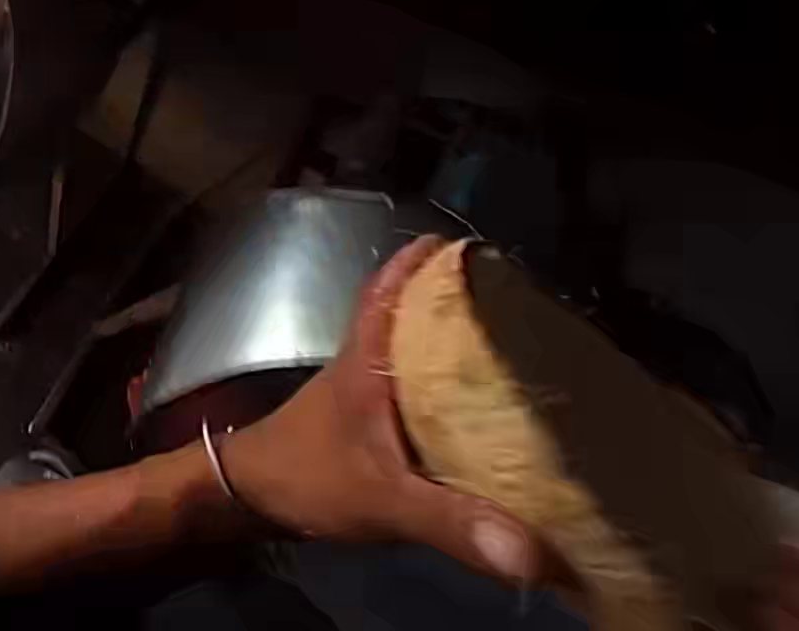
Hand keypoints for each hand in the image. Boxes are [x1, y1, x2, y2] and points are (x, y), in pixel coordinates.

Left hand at [219, 235, 544, 583]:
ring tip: (515, 338)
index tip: (450, 243)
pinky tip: (486, 400)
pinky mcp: (370, 419)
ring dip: (449, 338)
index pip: (381, 299)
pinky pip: (415, 386)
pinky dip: (446, 381)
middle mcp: (363, 368)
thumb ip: (452, 522)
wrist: (255, 490)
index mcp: (361, 366)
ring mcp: (364, 392)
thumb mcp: (381, 499)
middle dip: (446, 298)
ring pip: (409, 351)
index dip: (409, 267)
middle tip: (511, 291)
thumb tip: (542, 557)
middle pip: (403, 318)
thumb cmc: (307, 475)